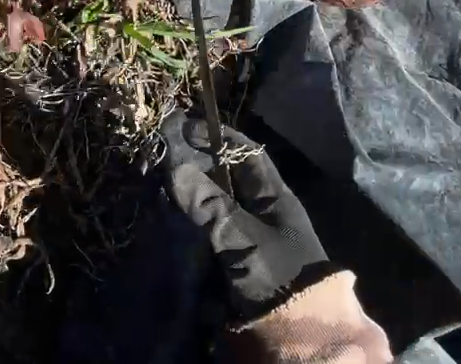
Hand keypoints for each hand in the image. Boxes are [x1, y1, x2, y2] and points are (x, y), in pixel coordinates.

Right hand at [163, 114, 327, 319]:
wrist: (297, 332)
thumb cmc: (278, 273)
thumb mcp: (242, 236)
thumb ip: (209, 204)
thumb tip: (174, 168)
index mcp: (275, 197)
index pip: (247, 154)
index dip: (219, 137)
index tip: (187, 127)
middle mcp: (263, 210)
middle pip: (227, 176)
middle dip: (198, 162)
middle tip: (167, 151)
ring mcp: (249, 234)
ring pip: (216, 200)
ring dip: (192, 190)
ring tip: (163, 178)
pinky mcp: (235, 258)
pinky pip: (209, 226)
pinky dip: (192, 216)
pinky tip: (173, 209)